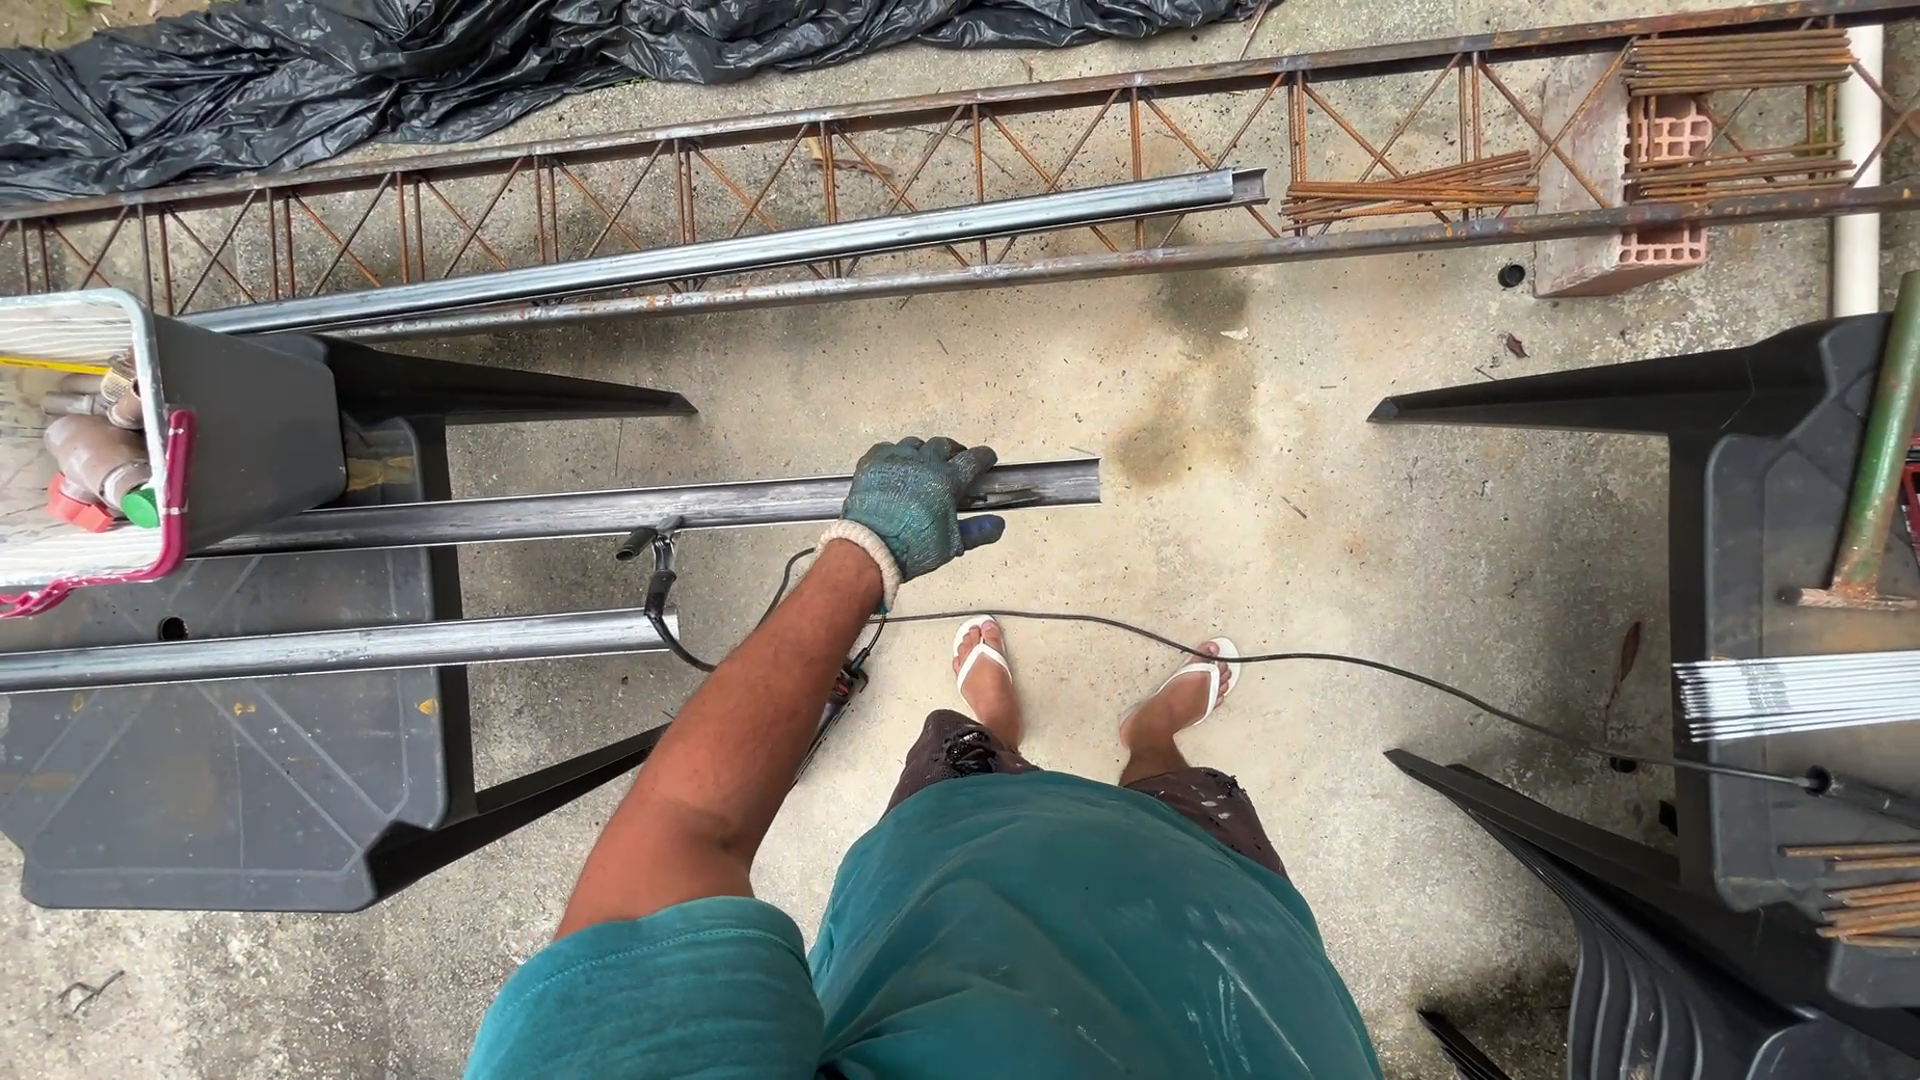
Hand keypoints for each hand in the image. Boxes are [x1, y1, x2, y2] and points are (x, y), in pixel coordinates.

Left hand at [841, 436, 1003, 581]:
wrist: (870, 548)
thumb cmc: (913, 548)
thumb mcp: (951, 544)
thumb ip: (977, 531)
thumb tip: (998, 525)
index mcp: (947, 480)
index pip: (973, 459)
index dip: (983, 457)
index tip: (986, 459)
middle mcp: (923, 463)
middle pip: (944, 445)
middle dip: (953, 452)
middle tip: (954, 462)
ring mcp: (896, 460)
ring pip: (915, 444)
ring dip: (924, 452)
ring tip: (923, 464)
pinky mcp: (872, 463)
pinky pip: (887, 448)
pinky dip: (895, 455)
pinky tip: (896, 466)